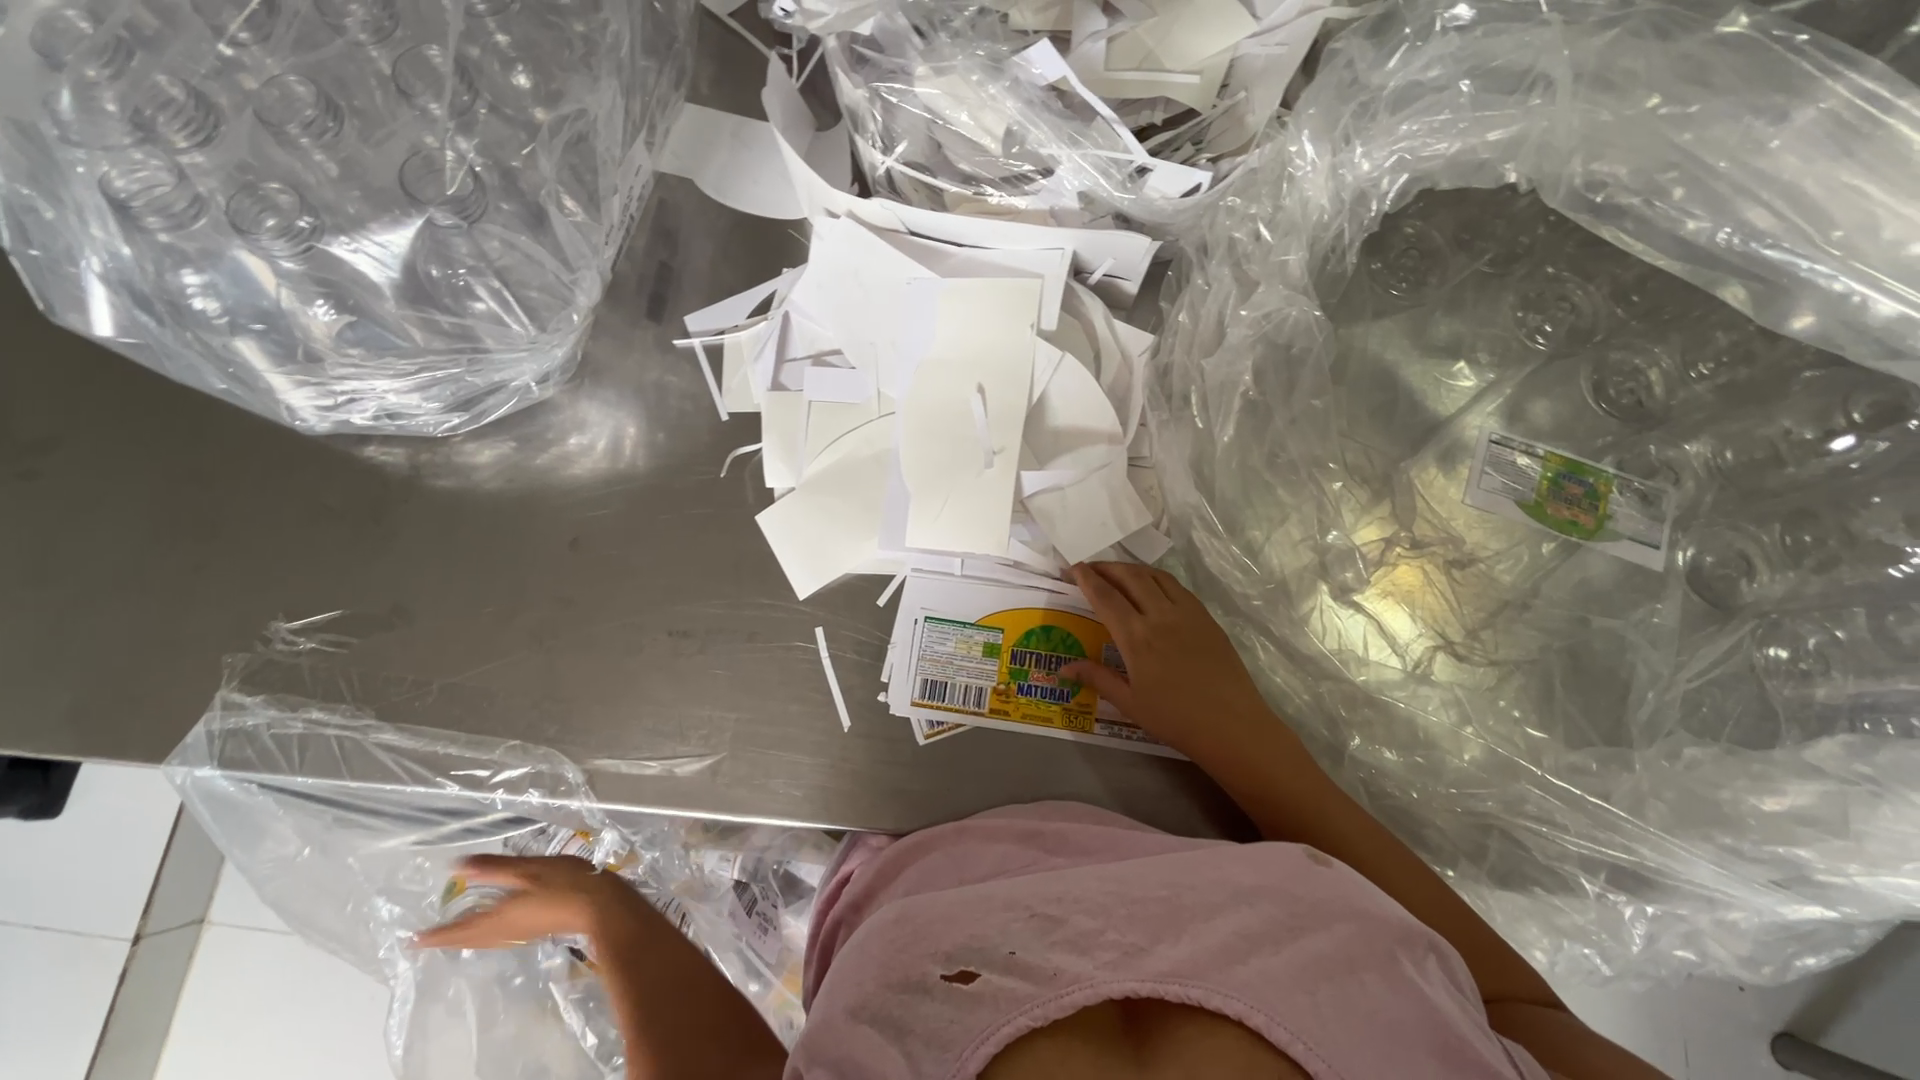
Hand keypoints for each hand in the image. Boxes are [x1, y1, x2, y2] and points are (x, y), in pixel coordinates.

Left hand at [412, 855, 651, 949]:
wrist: (602, 907)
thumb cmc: (565, 885)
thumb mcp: (529, 870)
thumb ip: (494, 869)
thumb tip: (456, 866)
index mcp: (499, 916)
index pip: (460, 929)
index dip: (435, 935)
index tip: (412, 941)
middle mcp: (506, 929)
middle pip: (470, 938)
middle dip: (448, 939)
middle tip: (426, 940)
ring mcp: (522, 931)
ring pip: (485, 939)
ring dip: (466, 937)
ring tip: (453, 933)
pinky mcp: (536, 928)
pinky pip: (499, 935)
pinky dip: (485, 933)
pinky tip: (492, 925)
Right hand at [1062, 562, 1280, 758]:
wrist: (1232, 725)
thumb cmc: (1175, 719)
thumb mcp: (1130, 703)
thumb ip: (1097, 678)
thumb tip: (1063, 668)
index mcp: (1136, 637)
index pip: (1105, 596)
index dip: (1086, 578)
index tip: (1071, 568)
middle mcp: (1160, 615)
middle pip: (1130, 577)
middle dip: (1106, 567)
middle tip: (1089, 569)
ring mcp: (1187, 613)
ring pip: (1155, 576)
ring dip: (1132, 569)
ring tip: (1117, 573)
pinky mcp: (1206, 618)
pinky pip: (1177, 587)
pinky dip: (1157, 579)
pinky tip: (1152, 588)